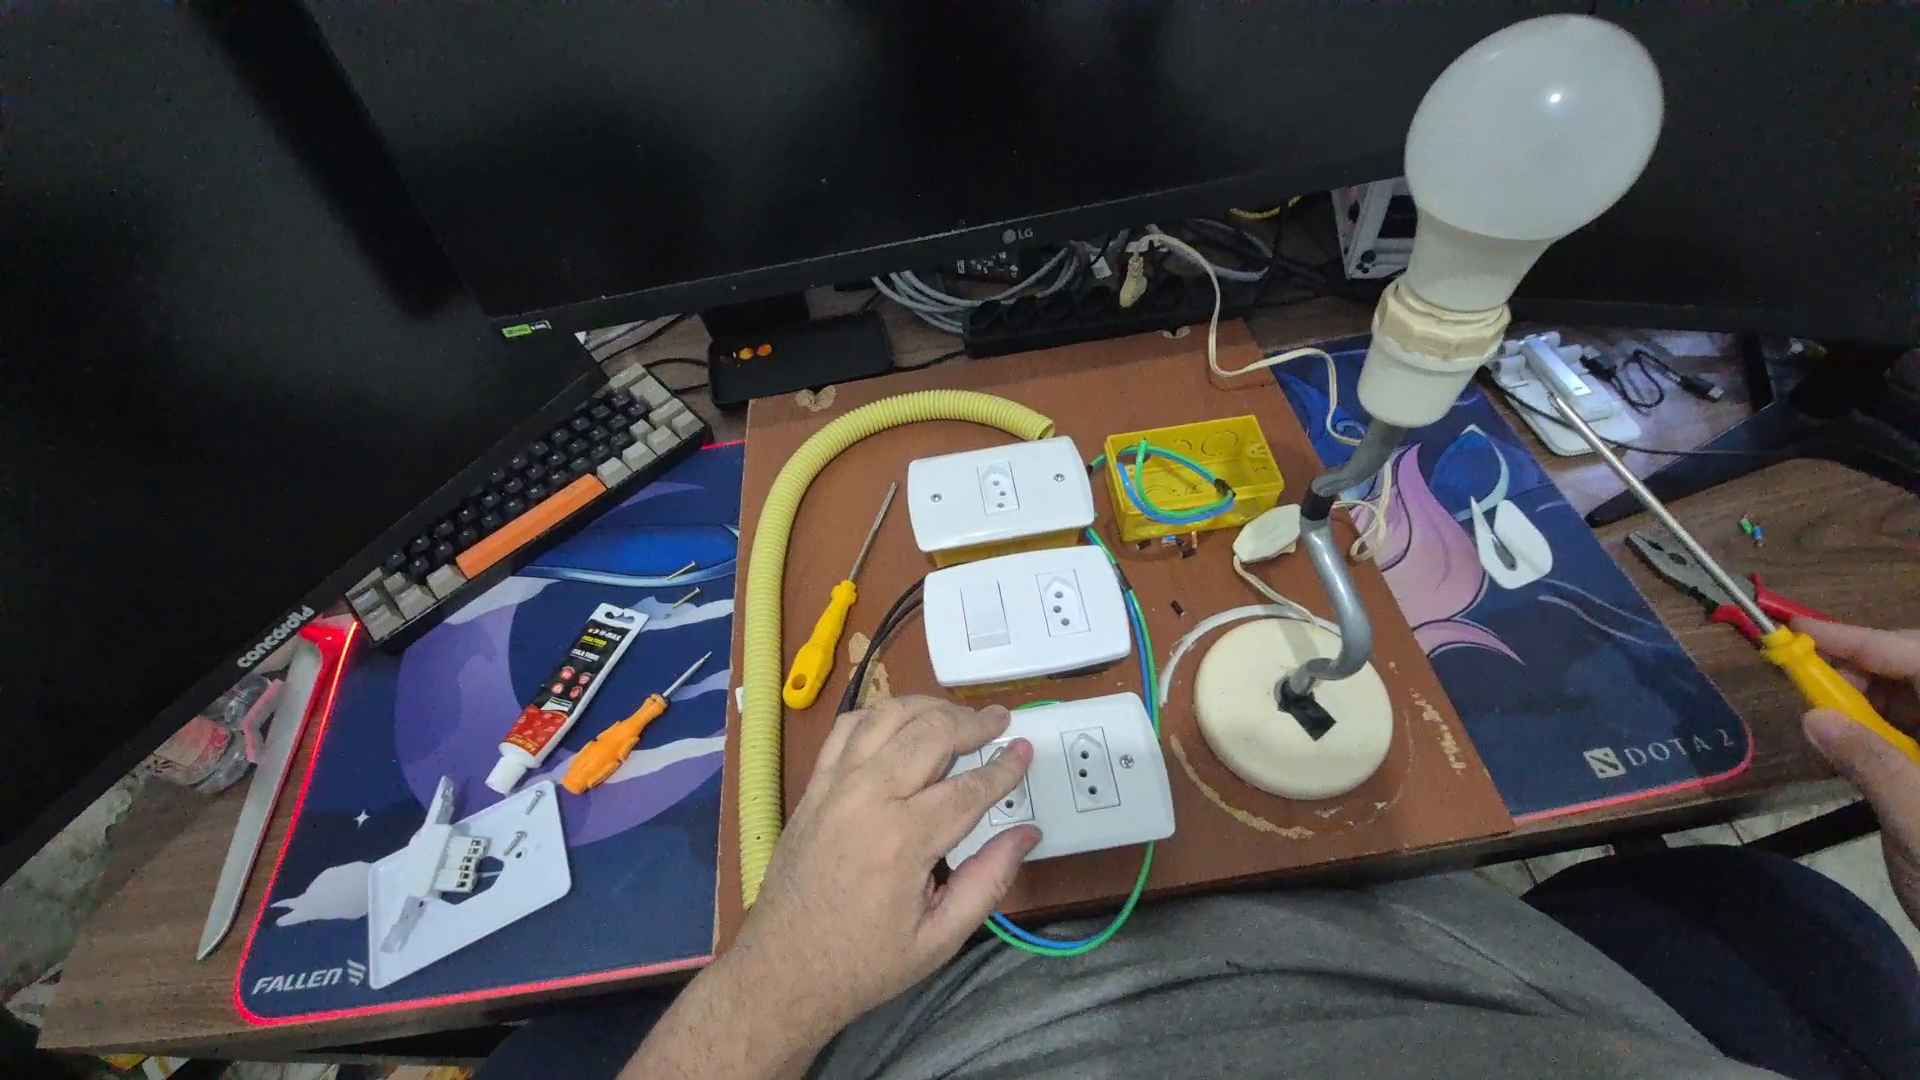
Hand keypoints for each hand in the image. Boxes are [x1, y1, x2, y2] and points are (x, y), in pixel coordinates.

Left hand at [726, 696, 1040, 1038]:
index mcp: (903, 841)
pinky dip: (879, 714)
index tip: (1025, 750)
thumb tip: (1027, 834)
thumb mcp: (940, 939)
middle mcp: (867, 798)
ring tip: (957, 714)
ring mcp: (835, 785)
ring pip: (888, 717)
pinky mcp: (814, 784)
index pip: (968, 788)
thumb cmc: (865, 962)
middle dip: (972, 722)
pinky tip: (902, 722)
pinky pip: (847, 728)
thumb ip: (989, 880)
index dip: (1003, 767)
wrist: (782, 969)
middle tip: (999, 721)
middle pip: (930, 734)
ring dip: (929, 707)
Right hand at [1796, 620, 1919, 926]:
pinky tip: (1844, 729)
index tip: (1796, 630)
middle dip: (1864, 664)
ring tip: (1816, 697)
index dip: (1867, 641)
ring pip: (1916, 701)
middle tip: (1796, 667)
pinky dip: (1873, 723)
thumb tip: (1817, 717)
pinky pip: (1910, 730)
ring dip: (1864, 694)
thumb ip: (1876, 766)